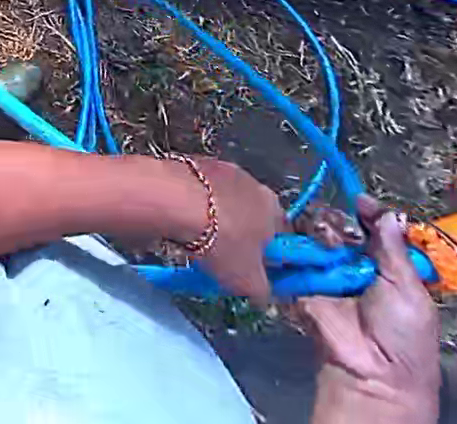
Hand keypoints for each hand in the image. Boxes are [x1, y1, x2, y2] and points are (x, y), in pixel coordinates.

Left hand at [188, 158, 286, 305]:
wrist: (177, 200)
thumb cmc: (221, 241)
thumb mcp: (248, 282)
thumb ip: (263, 290)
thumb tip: (262, 293)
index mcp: (273, 207)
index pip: (280, 234)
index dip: (268, 254)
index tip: (252, 268)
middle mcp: (252, 181)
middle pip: (251, 214)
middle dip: (240, 234)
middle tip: (223, 256)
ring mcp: (223, 168)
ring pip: (225, 200)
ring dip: (217, 217)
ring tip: (198, 238)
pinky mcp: (196, 162)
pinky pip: (202, 189)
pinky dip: (196, 202)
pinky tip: (183, 217)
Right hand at [295, 194, 439, 423]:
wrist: (371, 375)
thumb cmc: (403, 337)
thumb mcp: (410, 290)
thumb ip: (394, 247)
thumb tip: (385, 209)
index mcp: (384, 262)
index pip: (372, 223)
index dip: (367, 210)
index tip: (362, 204)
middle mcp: (352, 260)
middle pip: (339, 220)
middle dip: (341, 220)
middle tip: (347, 235)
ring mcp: (325, 268)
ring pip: (315, 228)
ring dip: (322, 229)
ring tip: (331, 245)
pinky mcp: (301, 277)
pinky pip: (293, 248)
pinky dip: (298, 241)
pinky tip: (311, 248)